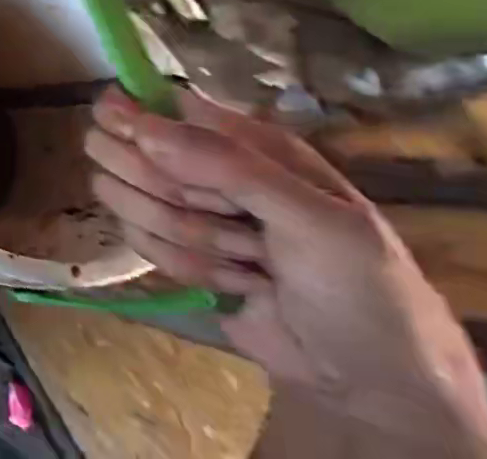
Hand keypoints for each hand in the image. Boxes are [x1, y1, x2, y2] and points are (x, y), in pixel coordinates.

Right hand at [85, 87, 486, 448]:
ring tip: (246, 259)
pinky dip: (182, 264)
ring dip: (182, 235)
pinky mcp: (165, 244)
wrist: (367, 383)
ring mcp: (178, 205)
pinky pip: (133, 237)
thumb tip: (138, 126)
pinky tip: (234, 282)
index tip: (142, 149)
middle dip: (164, 191)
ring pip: (120, 194)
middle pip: (118, 146)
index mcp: (240, 139)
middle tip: (222, 216)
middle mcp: (199, 163)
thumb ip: (230, 165)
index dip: (134, 122)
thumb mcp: (319, 221)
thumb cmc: (362, 290)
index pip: (150, 102)